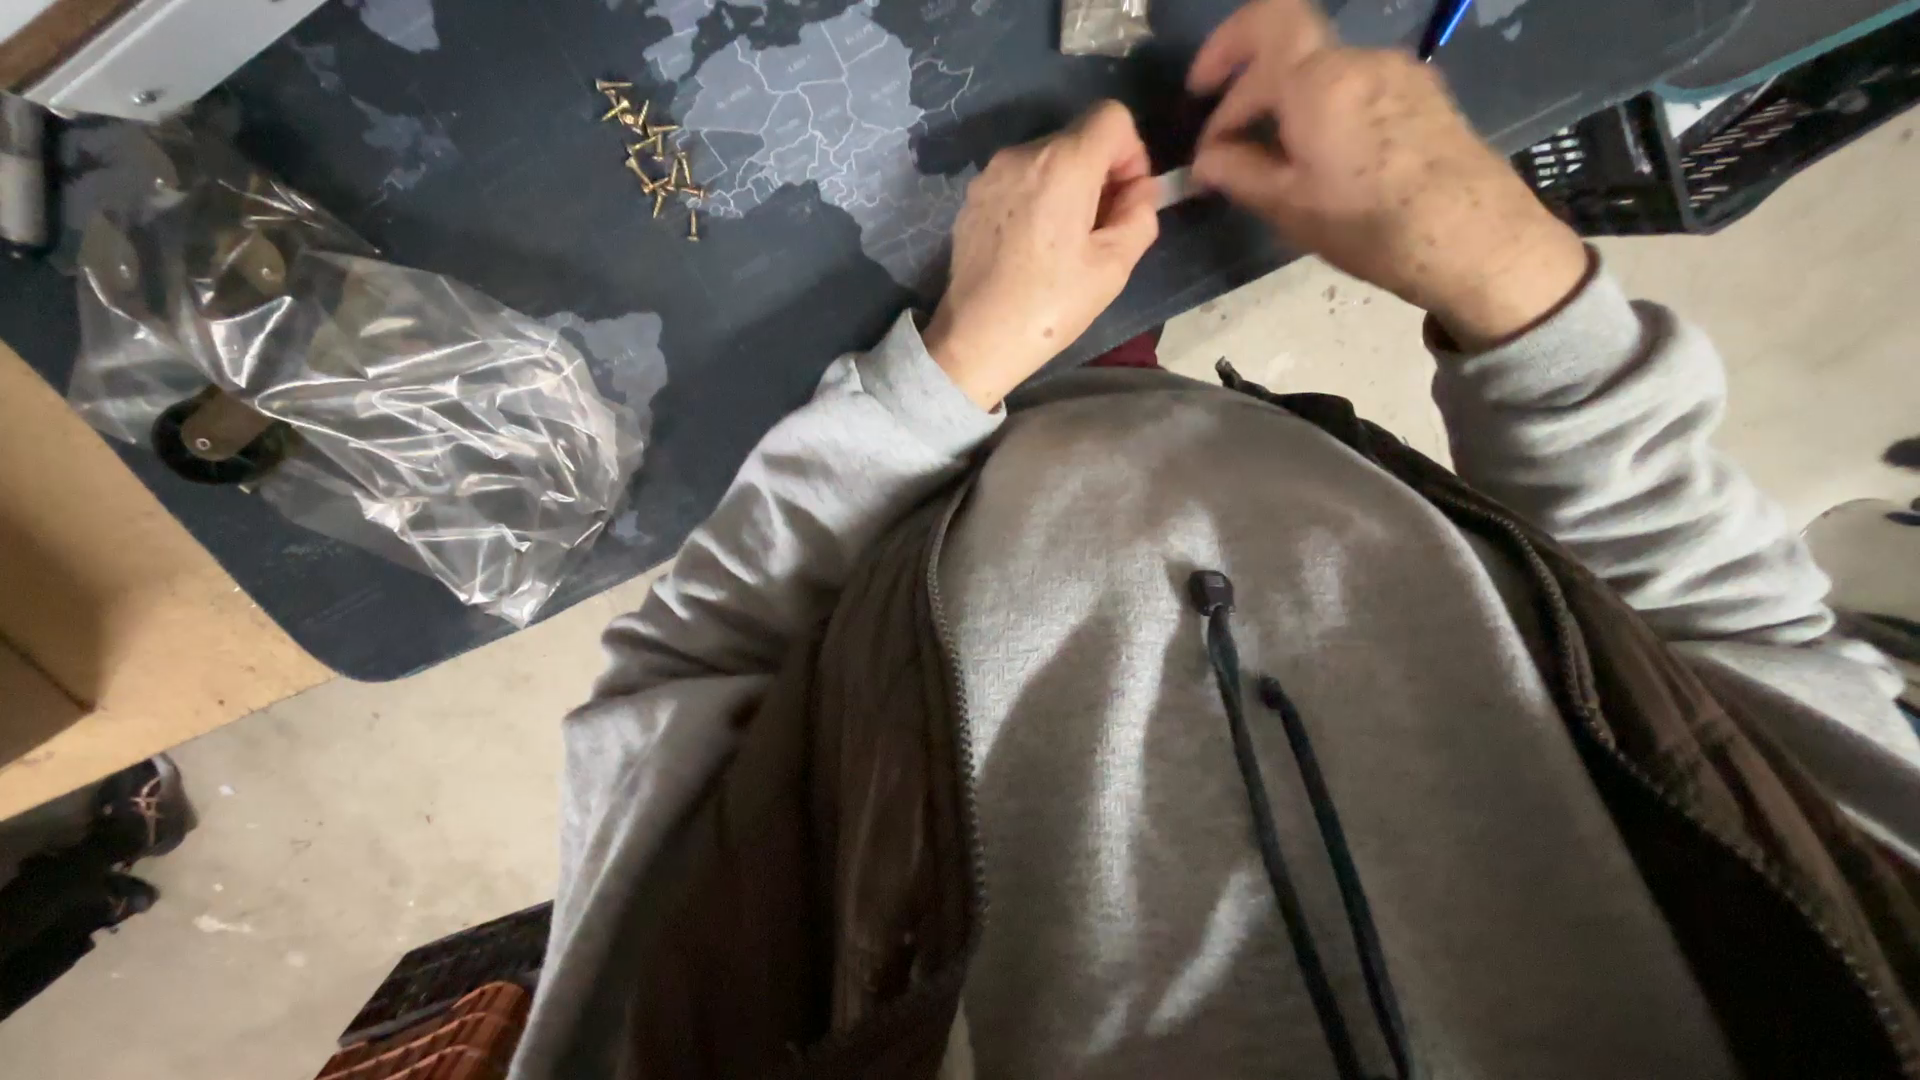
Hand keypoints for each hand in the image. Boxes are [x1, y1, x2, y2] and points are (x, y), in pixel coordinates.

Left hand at [925, 101, 1160, 408]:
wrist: (975, 341)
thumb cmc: (1049, 307)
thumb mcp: (1113, 267)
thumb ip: (1140, 215)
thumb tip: (1140, 191)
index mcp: (1063, 163)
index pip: (1112, 116)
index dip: (1131, 152)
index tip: (1127, 197)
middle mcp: (1022, 155)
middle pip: (1077, 139)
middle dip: (1099, 174)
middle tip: (1100, 229)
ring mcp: (989, 176)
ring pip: (1046, 161)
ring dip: (1067, 189)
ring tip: (1064, 244)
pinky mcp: (971, 202)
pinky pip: (1017, 184)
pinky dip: (1035, 201)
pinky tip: (1032, 249)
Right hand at [1188, 0, 1588, 348]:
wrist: (1469, 237)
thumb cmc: (1365, 222)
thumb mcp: (1286, 205)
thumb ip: (1237, 172)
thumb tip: (1206, 161)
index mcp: (1318, 80)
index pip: (1264, 24)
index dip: (1223, 49)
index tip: (1199, 95)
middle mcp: (1360, 61)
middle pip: (1292, 55)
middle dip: (1250, 95)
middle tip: (1227, 149)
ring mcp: (1399, 75)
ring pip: (1324, 77)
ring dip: (1288, 109)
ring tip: (1274, 164)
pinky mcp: (1424, 98)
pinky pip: (1356, 92)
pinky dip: (1324, 115)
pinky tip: (1322, 164)